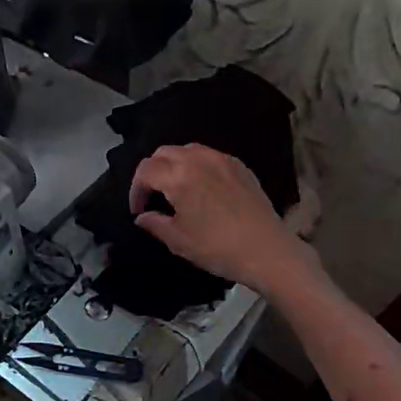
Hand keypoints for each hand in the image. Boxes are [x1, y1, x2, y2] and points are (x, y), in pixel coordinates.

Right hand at [129, 144, 319, 294]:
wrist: (265, 250)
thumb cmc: (216, 248)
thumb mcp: (178, 241)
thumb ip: (155, 224)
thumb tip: (143, 217)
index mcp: (179, 178)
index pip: (145, 170)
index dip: (136, 190)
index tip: (139, 211)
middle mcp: (199, 160)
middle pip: (164, 152)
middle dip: (152, 172)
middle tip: (153, 197)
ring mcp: (223, 160)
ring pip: (188, 150)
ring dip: (174, 165)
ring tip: (175, 190)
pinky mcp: (240, 166)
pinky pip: (210, 156)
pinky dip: (197, 166)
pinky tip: (201, 189)